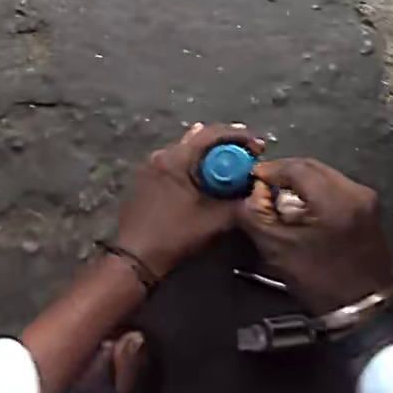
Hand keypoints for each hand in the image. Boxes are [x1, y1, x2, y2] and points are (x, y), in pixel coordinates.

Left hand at [114, 123, 260, 277]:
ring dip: (211, 153)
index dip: (240, 136)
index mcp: (176, 158)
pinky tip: (207, 175)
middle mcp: (162, 154)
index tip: (259, 146)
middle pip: (200, 137)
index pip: (213, 134)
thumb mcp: (213, 221)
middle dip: (227, 142)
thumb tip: (255, 192)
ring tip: (232, 162)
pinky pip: (178, 160)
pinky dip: (196, 163)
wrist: (134, 259)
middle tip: (249, 152)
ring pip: (188, 148)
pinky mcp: (148, 177)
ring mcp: (152, 165)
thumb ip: (238, 204)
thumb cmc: (174, 236)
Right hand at [237, 158, 392, 312]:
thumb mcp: (279, 250)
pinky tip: (304, 205)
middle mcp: (353, 191)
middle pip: (312, 166)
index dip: (272, 169)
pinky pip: (337, 185)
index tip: (254, 177)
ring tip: (281, 195)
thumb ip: (257, 215)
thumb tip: (251, 192)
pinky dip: (317, 189)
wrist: (364, 308)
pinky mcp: (369, 205)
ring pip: (325, 174)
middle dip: (286, 172)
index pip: (297, 168)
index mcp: (334, 200)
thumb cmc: (320, 281)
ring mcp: (365, 196)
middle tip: (264, 184)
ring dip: (301, 180)